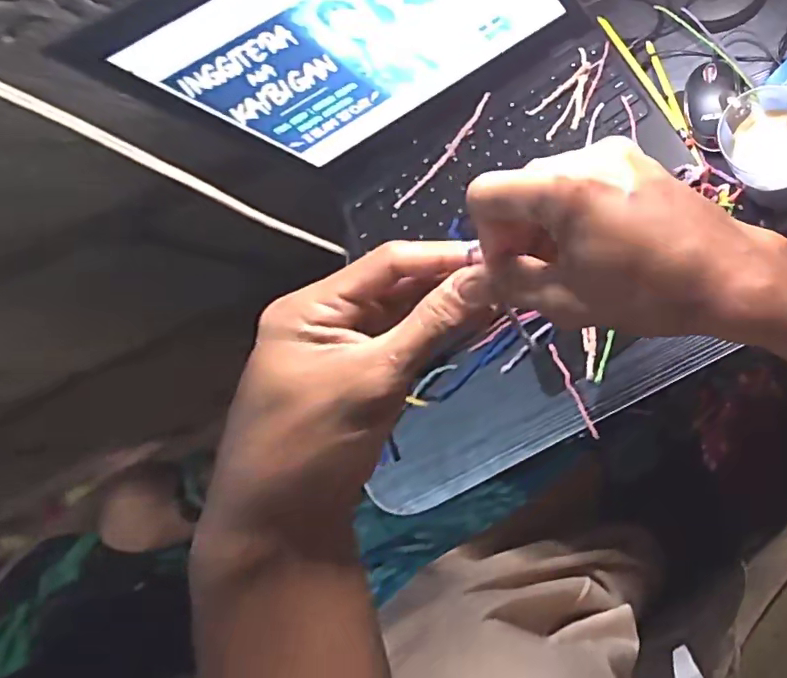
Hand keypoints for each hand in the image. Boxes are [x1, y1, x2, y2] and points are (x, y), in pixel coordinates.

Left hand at [197, 241, 495, 560]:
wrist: (277, 531)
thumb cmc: (314, 445)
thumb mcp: (378, 376)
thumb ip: (434, 320)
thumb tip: (487, 274)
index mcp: (312, 306)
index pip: (391, 261)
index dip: (446, 255)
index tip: (500, 256)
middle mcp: (328, 313)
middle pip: (402, 281)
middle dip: (453, 280)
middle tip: (508, 279)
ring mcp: (346, 341)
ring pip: (410, 308)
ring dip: (452, 305)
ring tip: (503, 298)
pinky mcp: (364, 366)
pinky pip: (409, 335)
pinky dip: (442, 330)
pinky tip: (478, 323)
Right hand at [467, 137, 786, 337]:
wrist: (730, 272)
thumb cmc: (650, 292)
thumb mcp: (569, 299)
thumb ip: (511, 283)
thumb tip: (482, 276)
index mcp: (563, 185)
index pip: (486, 192)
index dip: (488, 237)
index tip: (515, 270)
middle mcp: (588, 154)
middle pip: (523, 185)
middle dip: (521, 228)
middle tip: (546, 271)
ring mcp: (620, 152)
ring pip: (557, 180)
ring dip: (551, 218)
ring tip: (580, 259)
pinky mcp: (643, 160)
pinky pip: (590, 176)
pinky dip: (581, 205)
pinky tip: (607, 239)